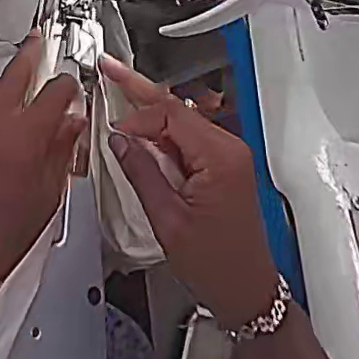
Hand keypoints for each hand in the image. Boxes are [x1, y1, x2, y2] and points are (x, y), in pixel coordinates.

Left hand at [0, 35, 83, 344]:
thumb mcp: (46, 196)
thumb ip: (62, 152)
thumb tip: (72, 125)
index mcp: (25, 138)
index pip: (55, 92)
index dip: (70, 86)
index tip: (74, 90)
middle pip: (17, 71)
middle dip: (33, 52)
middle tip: (41, 38)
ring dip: (12, 77)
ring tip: (26, 73)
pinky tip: (3, 108)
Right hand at [102, 55, 279, 326]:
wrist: (247, 291)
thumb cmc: (217, 265)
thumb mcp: (168, 221)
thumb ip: (142, 173)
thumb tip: (120, 140)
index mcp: (219, 157)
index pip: (170, 116)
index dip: (136, 116)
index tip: (112, 128)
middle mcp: (228, 148)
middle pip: (176, 108)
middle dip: (139, 88)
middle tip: (110, 68)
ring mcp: (227, 154)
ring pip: (180, 119)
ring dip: (148, 110)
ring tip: (118, 91)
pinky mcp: (221, 164)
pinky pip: (187, 137)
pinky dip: (161, 132)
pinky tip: (140, 130)